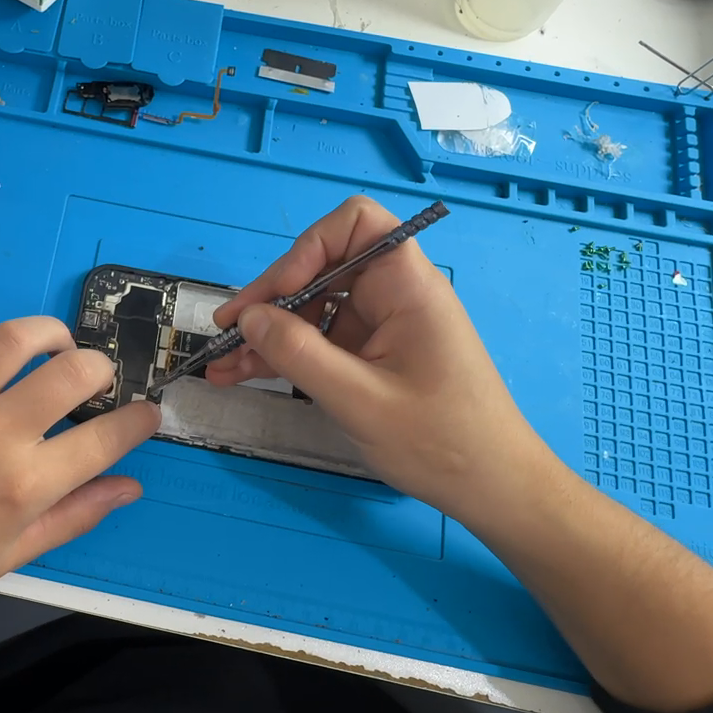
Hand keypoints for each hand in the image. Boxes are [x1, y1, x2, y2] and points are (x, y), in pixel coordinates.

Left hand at [0, 316, 160, 672]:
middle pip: (75, 372)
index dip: (139, 421)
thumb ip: (76, 516)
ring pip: (19, 337)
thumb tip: (131, 486)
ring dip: (52, 335)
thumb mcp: (12, 555)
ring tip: (57, 349)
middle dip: (103, 370)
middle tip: (97, 383)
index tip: (145, 414)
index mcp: (25, 485)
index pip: (107, 437)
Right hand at [205, 195, 558, 519]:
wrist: (490, 489)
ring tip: (221, 364)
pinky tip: (240, 373)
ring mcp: (378, 326)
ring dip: (265, 333)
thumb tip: (248, 317)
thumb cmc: (440, 442)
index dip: (309, 247)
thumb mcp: (359, 399)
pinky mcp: (368, 354)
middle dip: (270, 298)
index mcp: (406, 287)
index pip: (356, 224)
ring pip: (310, 308)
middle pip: (319, 268)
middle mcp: (391, 295)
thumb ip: (298, 353)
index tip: (280, 292)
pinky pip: (316, 340)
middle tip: (226, 332)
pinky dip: (280, 354)